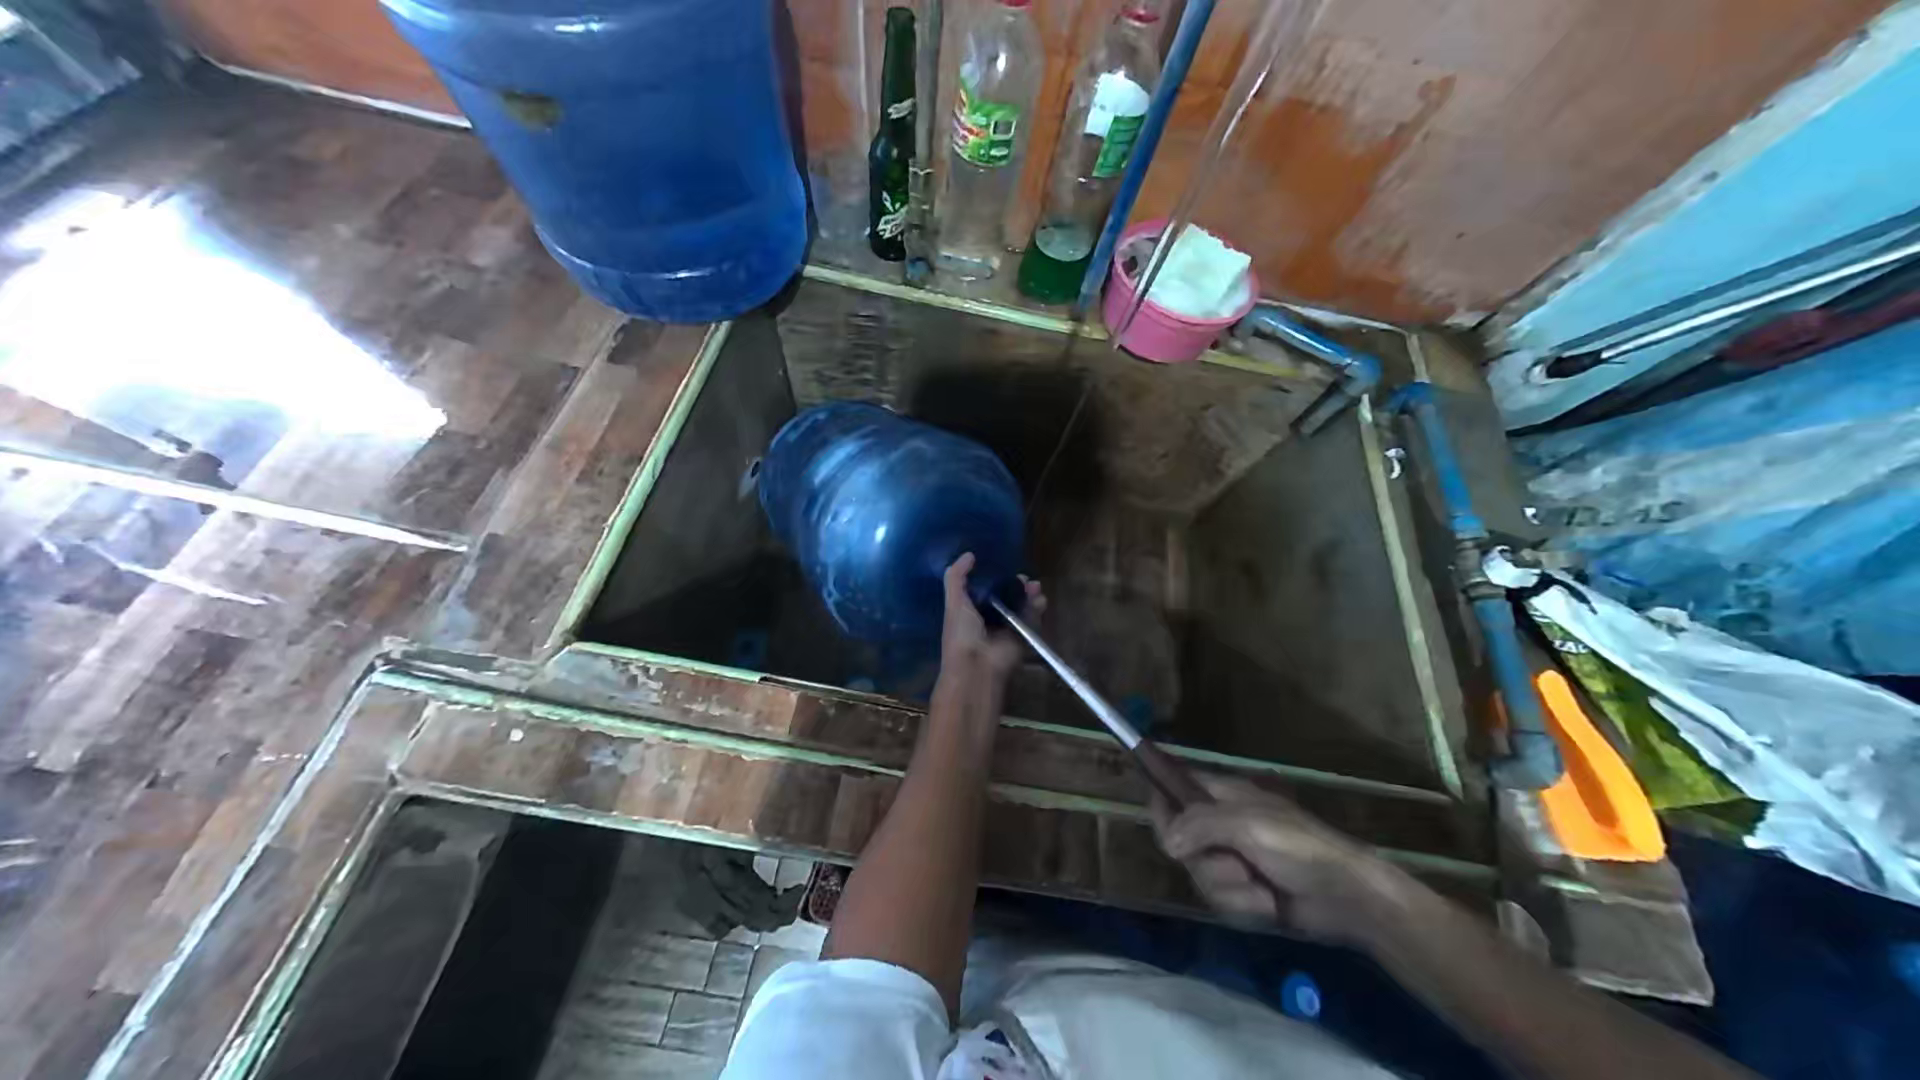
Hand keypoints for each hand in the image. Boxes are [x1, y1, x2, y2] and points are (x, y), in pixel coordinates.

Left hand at [940, 552, 1043, 683]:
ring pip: (1021, 606)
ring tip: (1034, 585)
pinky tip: (1040, 598)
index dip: (993, 579)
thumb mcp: (954, 601)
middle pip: (1005, 597)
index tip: (1002, 567)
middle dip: (1015, 586)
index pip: (983, 590)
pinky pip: (1032, 619)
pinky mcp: (1022, 637)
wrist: (978, 667)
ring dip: (1028, 594)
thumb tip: (969, 555)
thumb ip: (957, 577)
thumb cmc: (961, 633)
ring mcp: (1007, 629)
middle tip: (1023, 577)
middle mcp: (988, 619)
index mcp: (969, 611)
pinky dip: (1037, 608)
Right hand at [1153, 774, 1407, 943]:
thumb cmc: (1299, 847)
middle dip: (1205, 862)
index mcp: (1223, 795)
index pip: (1177, 787)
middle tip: (1233, 866)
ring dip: (1229, 888)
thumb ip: (1200, 825)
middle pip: (1181, 841)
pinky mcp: (1243, 893)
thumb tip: (1166, 843)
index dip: (1163, 802)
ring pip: (1199, 874)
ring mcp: (1232, 860)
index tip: (1164, 826)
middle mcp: (1221, 824)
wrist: (1348, 897)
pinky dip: (1243, 906)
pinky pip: (1220, 900)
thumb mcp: (1247, 825)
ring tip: (1260, 890)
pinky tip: (1268, 906)